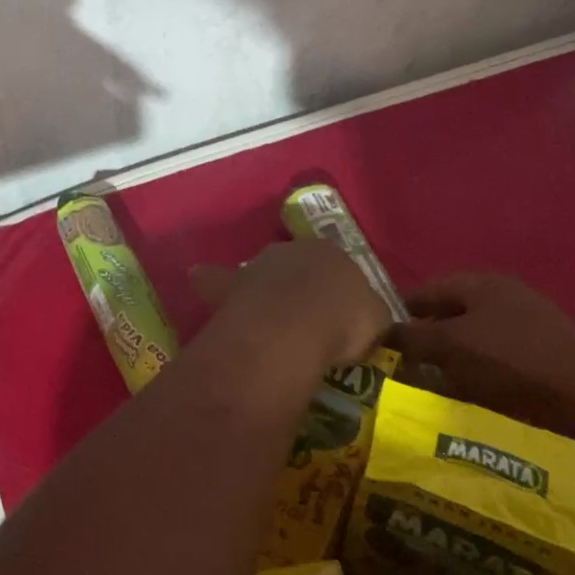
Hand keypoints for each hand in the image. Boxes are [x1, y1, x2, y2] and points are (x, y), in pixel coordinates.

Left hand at [190, 239, 392, 370]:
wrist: (295, 323)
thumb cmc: (344, 320)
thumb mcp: (376, 321)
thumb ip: (370, 316)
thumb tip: (367, 322)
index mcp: (331, 252)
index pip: (336, 266)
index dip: (337, 291)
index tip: (338, 315)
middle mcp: (291, 250)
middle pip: (295, 267)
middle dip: (298, 286)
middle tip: (303, 318)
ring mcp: (256, 265)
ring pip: (259, 274)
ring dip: (262, 289)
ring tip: (267, 315)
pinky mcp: (228, 284)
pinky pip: (216, 281)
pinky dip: (209, 281)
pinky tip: (199, 280)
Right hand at [391, 274, 574, 434]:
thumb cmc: (514, 360)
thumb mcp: (452, 344)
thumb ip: (412, 338)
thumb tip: (381, 334)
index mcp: (481, 284)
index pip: (426, 291)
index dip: (400, 314)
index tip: (377, 342)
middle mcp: (504, 302)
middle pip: (450, 320)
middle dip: (425, 345)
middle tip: (400, 373)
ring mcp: (527, 334)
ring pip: (472, 349)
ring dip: (450, 370)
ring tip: (428, 396)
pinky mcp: (543, 367)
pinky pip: (495, 372)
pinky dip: (477, 386)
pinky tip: (464, 407)